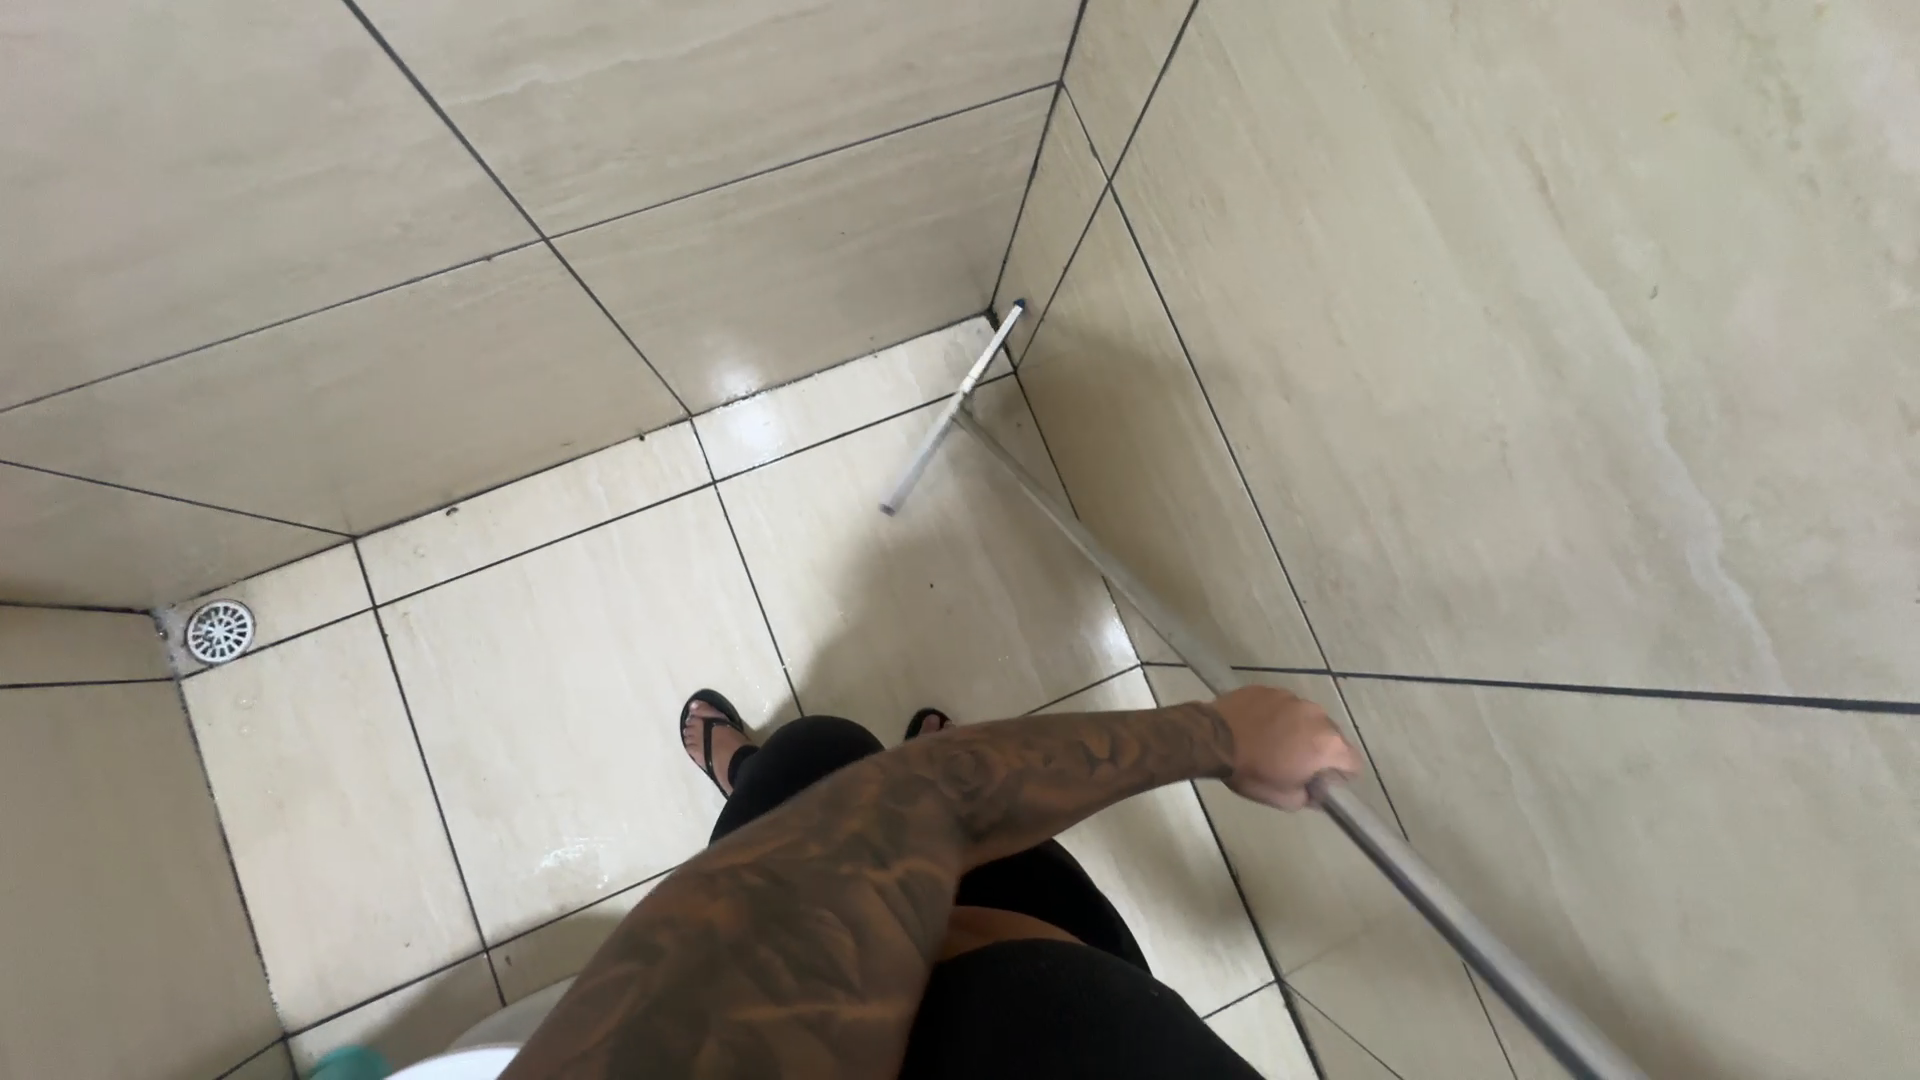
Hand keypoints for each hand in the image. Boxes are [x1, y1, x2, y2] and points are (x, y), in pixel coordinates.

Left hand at [1209, 684, 1361, 809]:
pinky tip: (1257, 725)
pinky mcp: (1268, 688)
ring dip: (1297, 729)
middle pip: (1331, 736)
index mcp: (1328, 743)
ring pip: (1306, 718)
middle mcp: (1316, 714)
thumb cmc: (1252, 771)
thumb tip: (1314, 790)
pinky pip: (1282, 705)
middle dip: (1319, 750)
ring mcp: (1291, 697)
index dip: (1339, 775)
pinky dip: (1276, 715)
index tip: (1319, 779)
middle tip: (1293, 761)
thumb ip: (1310, 796)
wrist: (1212, 738)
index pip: (1353, 762)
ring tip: (1272, 740)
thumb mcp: (1286, 798)